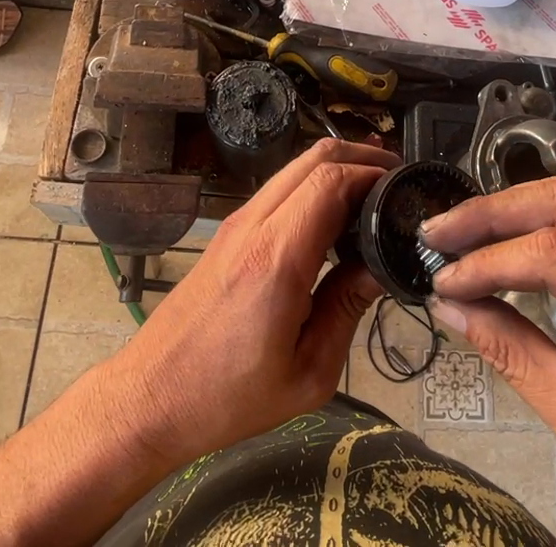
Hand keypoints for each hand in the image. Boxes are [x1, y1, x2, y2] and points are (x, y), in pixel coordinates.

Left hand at [97, 138, 399, 467]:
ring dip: (336, 170)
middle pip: (312, 159)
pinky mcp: (227, 236)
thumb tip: (379, 266)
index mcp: (277, 257)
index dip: (372, 174)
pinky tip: (335, 217)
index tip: (404, 189)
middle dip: (360, 157)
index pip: (330, 182)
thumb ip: (347, 310)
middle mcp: (254, 226)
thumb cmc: (229, 396)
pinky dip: (313, 187)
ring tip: (373, 195)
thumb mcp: (309, 372)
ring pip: (293, 169)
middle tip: (397, 180)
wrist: (151, 397)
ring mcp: (236, 226)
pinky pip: (278, 191)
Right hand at [420, 176, 555, 546]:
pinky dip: (550, 218)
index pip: (555, 253)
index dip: (488, 261)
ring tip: (465, 231)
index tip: (441, 279)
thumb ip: (513, 351)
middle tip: (437, 232)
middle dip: (493, 214)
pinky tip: (515, 233)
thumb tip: (450, 306)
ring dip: (518, 209)